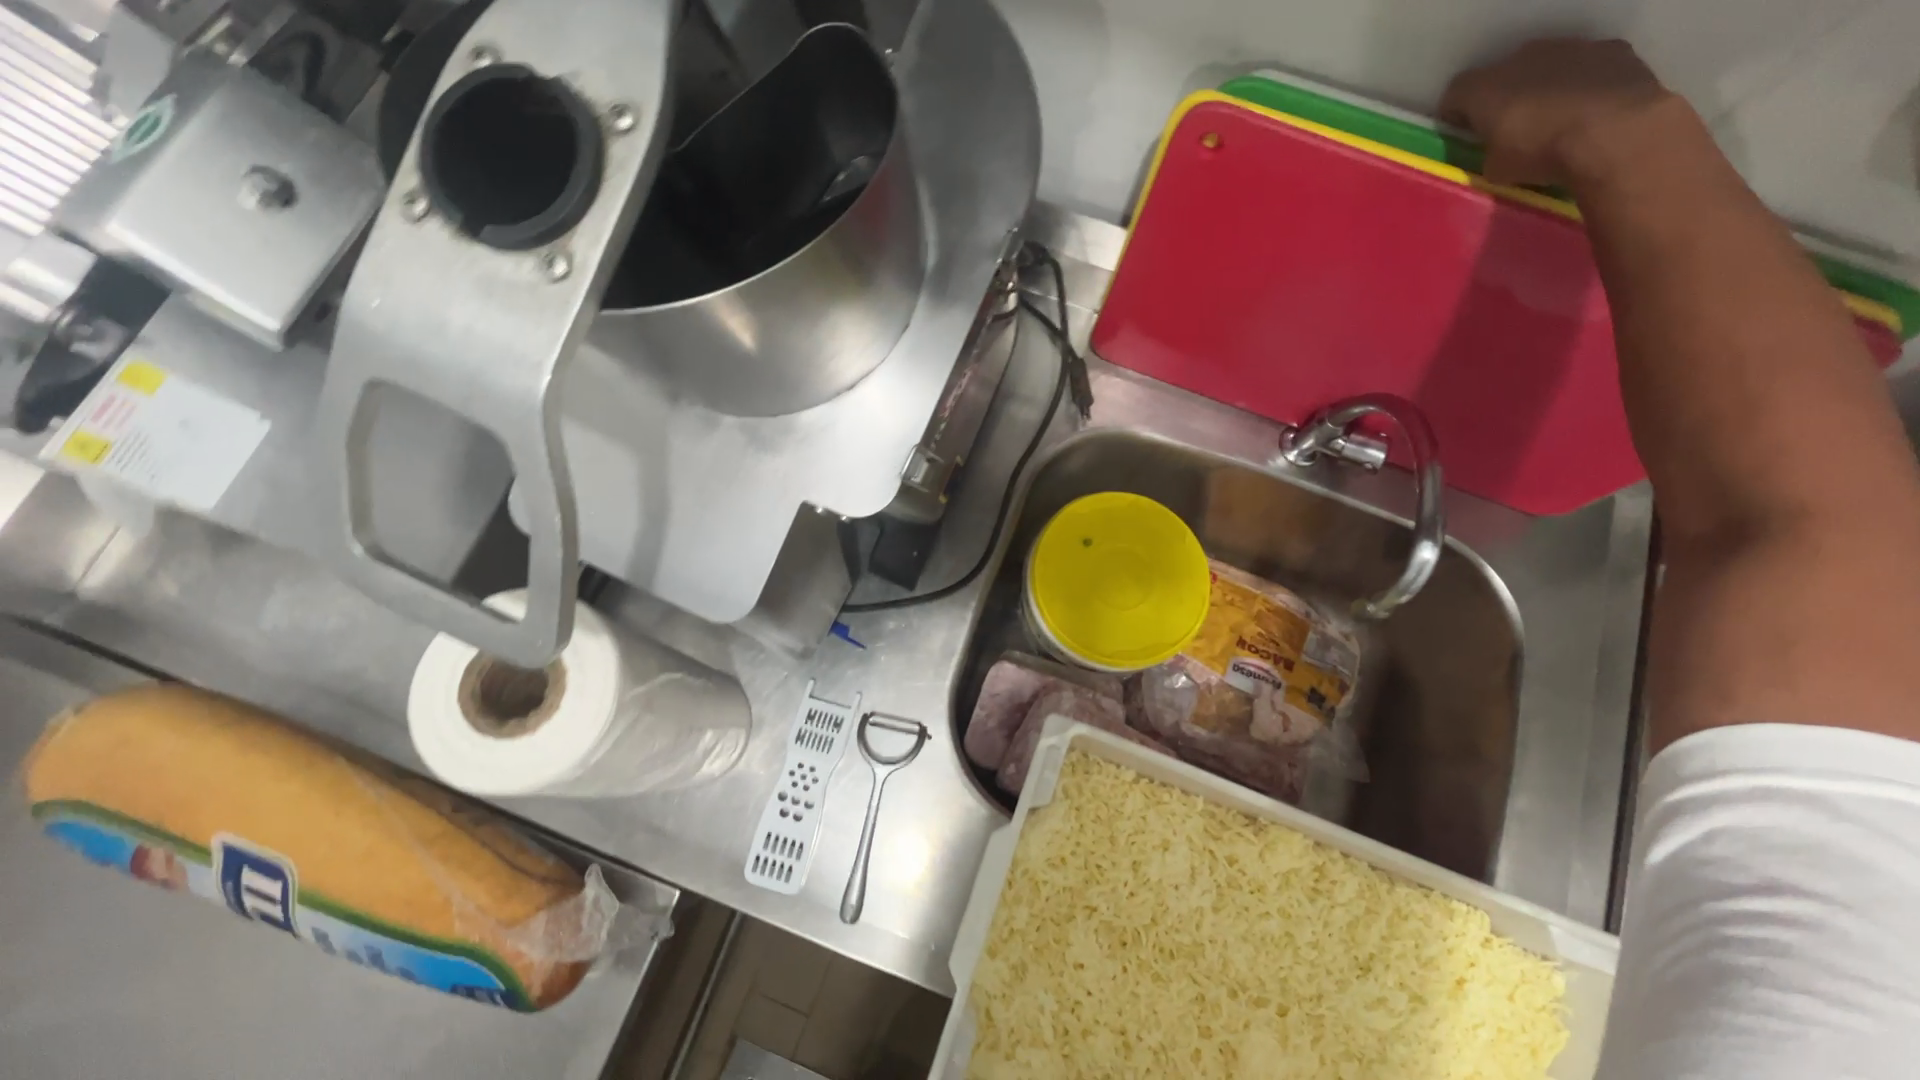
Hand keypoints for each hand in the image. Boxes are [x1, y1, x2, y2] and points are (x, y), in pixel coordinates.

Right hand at [1440, 39, 1681, 186]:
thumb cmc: (1541, 153)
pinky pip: (1588, 66)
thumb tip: (1497, 152)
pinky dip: (1584, 83)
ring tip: (1555, 119)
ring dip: (1544, 87)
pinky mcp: (1611, 49)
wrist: (1616, 132)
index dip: (1456, 115)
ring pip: (1546, 66)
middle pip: (1502, 75)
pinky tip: (1592, 109)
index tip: (1463, 133)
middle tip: (1510, 128)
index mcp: (1484, 88)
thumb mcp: (1497, 170)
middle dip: (1503, 97)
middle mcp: (1522, 57)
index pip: (1455, 94)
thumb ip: (1490, 153)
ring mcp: (1569, 48)